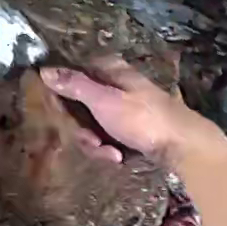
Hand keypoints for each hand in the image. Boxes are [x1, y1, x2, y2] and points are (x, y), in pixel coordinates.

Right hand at [38, 57, 221, 166]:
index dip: (61, 101)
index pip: (69, 79)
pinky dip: (109, 148)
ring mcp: (121, 108)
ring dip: (96, 145)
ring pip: (91, 127)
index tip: (61, 119)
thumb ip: (74, 85)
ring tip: (113, 154)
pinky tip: (120, 156)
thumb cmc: (143, 119)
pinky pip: (106, 138)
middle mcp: (113, 86)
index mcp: (108, 71)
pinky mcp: (128, 128)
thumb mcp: (104, 101)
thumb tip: (44, 69)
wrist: (182, 145)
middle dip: (83, 132)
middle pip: (78, 108)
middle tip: (94, 143)